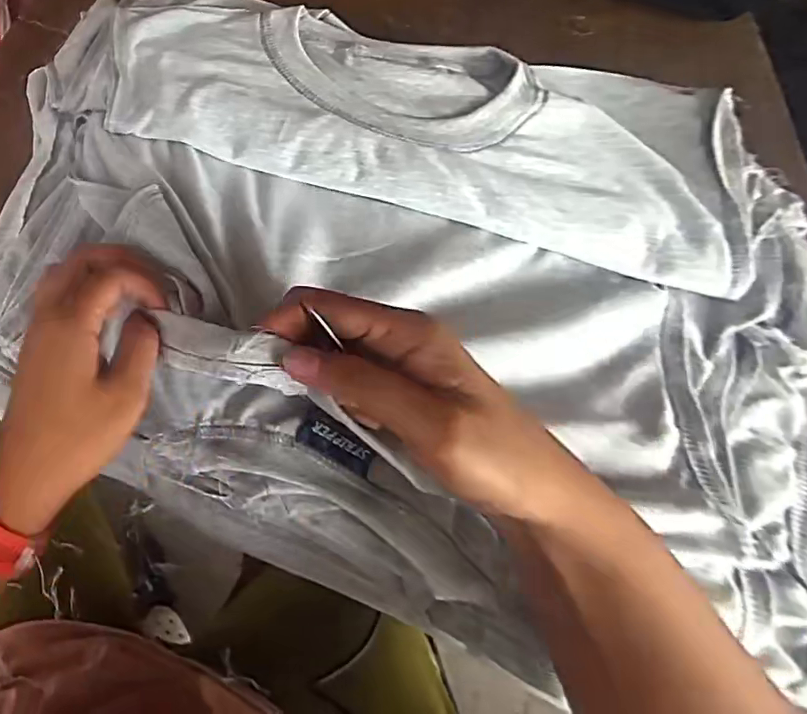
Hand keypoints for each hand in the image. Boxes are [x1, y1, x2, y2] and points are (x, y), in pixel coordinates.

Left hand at [0, 245, 169, 534]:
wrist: (27, 467)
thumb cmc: (78, 437)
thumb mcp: (125, 397)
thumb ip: (140, 347)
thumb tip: (144, 317)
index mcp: (69, 321)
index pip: (109, 275)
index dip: (142, 280)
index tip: (164, 307)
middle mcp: (47, 312)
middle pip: (79, 260)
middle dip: (118, 258)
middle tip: (150, 277)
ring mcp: (36, 323)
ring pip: (62, 271)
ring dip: (96, 267)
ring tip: (129, 285)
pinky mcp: (34, 338)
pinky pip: (54, 290)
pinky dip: (80, 282)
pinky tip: (102, 305)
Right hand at [260, 288, 606, 526]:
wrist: (547, 503)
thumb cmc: (495, 459)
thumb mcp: (426, 422)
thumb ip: (359, 382)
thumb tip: (291, 356)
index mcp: (407, 329)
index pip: (324, 303)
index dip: (284, 320)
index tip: (259, 357)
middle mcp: (399, 333)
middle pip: (323, 318)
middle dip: (293, 342)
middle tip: (278, 382)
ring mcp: (399, 358)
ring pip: (332, 344)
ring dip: (312, 365)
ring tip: (313, 402)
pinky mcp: (398, 382)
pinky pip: (347, 369)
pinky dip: (332, 384)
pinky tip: (345, 413)